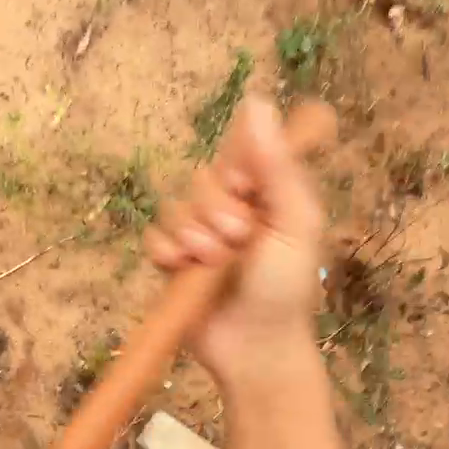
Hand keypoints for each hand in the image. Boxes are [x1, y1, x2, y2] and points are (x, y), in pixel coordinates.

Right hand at [143, 95, 326, 392]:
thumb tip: (256, 100)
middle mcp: (233, 212)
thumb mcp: (293, 223)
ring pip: (177, 208)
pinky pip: (155, 237)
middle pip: (203, 180)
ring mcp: (201, 240)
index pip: (239, 154)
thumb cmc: (284, 290)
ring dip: (190, 231)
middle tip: (236, 239)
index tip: (245, 190)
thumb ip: (276, 166)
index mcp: (267, 196)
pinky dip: (163, 248)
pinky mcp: (175, 266)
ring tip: (209, 260)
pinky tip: (177, 265)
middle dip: (214, 208)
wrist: (254, 349)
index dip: (235, 168)